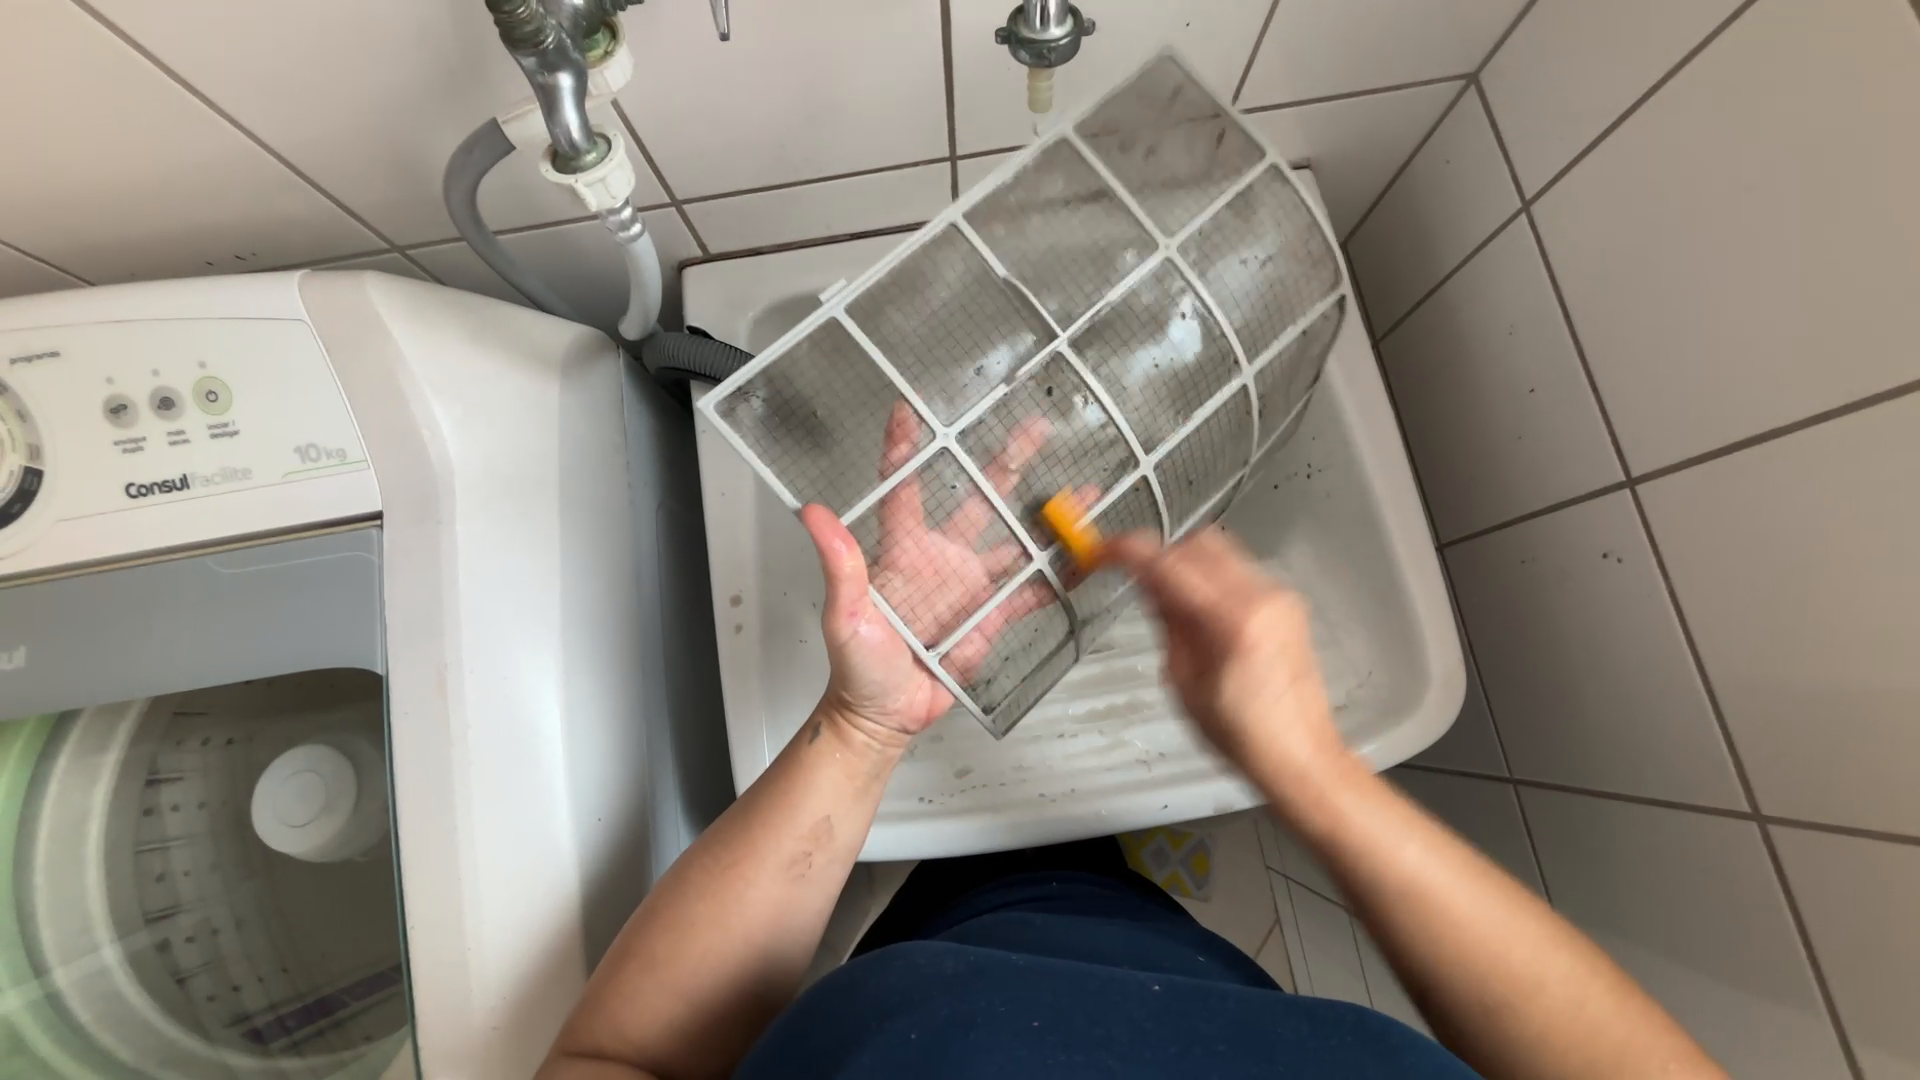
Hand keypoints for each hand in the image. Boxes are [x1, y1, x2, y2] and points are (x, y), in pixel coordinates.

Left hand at [798, 403, 1053, 745]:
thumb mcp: (845, 613)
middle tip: (1037, 428)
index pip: (904, 488)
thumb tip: (813, 513)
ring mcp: (970, 586)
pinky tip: (1081, 560)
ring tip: (1083, 492)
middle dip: (1008, 462)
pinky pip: (1028, 591)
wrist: (887, 712)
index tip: (909, 410)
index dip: (906, 449)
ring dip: (1046, 519)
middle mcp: (942, 558)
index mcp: (905, 550)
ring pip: (1015, 541)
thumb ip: (840, 563)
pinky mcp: (991, 616)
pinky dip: (1055, 578)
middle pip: (979, 500)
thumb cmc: (857, 665)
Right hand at [1105, 526, 1345, 782]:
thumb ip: (1166, 622)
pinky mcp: (1286, 603)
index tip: (1105, 552)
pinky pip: (1238, 569)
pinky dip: (1209, 577)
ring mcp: (1279, 596)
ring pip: (1219, 550)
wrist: (1301, 756)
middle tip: (1137, 578)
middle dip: (1160, 553)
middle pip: (1197, 542)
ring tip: (1169, 600)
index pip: (1169, 563)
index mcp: (1231, 621)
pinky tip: (1199, 610)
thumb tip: (1148, 584)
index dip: (1129, 551)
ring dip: (1185, 563)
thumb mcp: (1182, 681)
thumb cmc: (1241, 735)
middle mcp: (1262, 597)